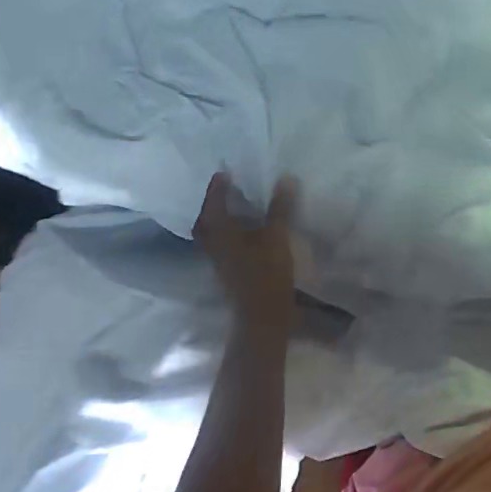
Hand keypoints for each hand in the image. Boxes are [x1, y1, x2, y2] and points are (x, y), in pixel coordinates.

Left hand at [195, 172, 298, 331]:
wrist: (263, 317)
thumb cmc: (267, 273)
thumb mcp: (277, 236)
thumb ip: (280, 208)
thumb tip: (285, 178)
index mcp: (220, 233)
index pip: (214, 204)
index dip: (218, 189)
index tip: (224, 174)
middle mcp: (214, 247)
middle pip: (205, 223)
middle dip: (212, 206)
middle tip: (223, 193)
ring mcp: (220, 264)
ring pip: (213, 238)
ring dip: (220, 223)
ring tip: (236, 212)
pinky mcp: (230, 276)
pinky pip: (223, 249)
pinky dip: (230, 238)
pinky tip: (246, 237)